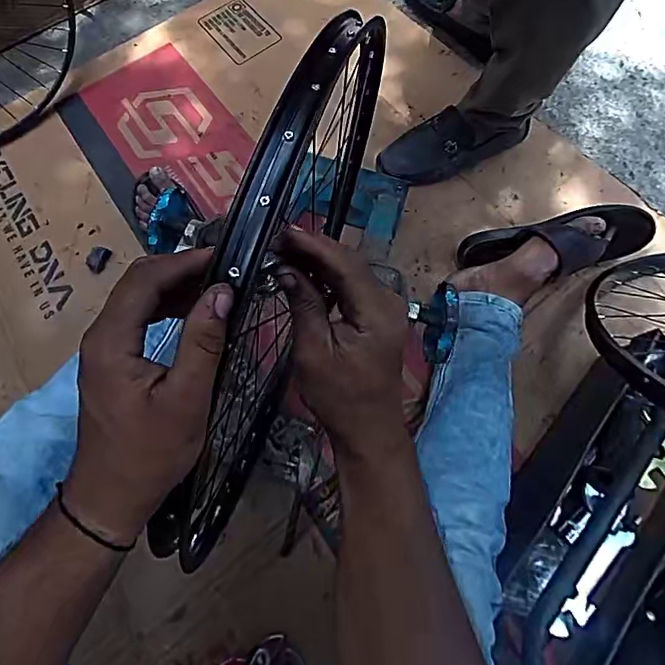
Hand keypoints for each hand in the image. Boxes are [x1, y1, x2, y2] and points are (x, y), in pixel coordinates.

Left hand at [62, 248, 230, 544]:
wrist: (110, 496)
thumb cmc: (150, 455)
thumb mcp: (186, 400)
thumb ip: (203, 343)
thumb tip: (222, 292)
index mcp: (111, 339)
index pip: (144, 280)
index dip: (183, 262)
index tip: (221, 256)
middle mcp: (99, 334)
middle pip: (137, 283)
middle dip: (179, 270)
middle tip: (222, 268)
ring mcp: (101, 345)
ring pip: (136, 298)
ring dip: (172, 288)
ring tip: (213, 286)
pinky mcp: (109, 358)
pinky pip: (136, 318)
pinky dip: (163, 307)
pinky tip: (190, 312)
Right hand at [278, 228, 411, 458]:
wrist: (369, 431)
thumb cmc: (339, 397)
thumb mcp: (313, 351)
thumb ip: (303, 304)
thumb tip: (286, 268)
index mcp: (376, 312)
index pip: (343, 263)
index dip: (312, 244)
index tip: (282, 233)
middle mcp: (388, 303)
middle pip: (349, 261)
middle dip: (313, 247)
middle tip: (277, 240)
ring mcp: (386, 308)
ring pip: (350, 269)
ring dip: (318, 258)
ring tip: (284, 251)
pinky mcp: (378, 314)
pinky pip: (352, 283)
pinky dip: (327, 273)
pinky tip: (304, 270)